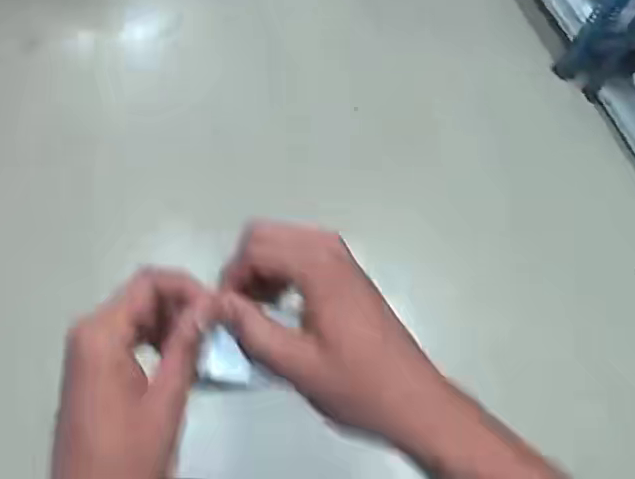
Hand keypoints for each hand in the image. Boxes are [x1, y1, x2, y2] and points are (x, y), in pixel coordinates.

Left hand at [52, 268, 211, 478]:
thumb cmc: (125, 462)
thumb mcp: (164, 404)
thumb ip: (185, 347)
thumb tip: (208, 304)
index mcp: (100, 332)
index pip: (148, 283)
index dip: (185, 286)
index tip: (216, 307)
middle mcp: (88, 331)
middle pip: (140, 296)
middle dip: (179, 306)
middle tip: (213, 329)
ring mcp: (85, 350)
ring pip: (134, 314)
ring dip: (168, 324)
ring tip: (200, 347)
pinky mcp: (89, 368)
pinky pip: (125, 336)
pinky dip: (152, 340)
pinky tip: (177, 361)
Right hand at [216, 223, 557, 477]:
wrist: (415, 400)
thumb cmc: (357, 385)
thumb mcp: (297, 366)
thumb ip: (252, 330)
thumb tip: (218, 302)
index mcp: (316, 264)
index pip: (254, 248)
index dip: (232, 278)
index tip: (225, 313)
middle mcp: (326, 246)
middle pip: (264, 234)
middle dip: (243, 268)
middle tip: (239, 310)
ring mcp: (338, 253)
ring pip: (279, 240)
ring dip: (260, 268)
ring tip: (257, 312)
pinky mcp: (343, 266)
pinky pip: (297, 250)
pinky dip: (280, 269)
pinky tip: (282, 306)